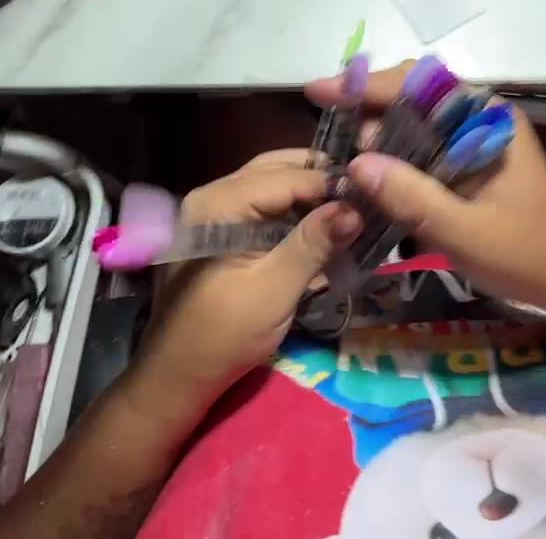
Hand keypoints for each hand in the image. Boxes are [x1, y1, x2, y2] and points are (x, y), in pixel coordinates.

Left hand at [137, 152, 360, 400]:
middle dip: (318, 179)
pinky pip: (259, 205)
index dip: (328, 183)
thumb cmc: (223, 336)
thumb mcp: (274, 291)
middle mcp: (211, 195)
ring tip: (347, 205)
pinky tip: (318, 223)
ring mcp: (211, 211)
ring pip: (269, 185)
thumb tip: (355, 208)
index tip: (370, 193)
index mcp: (218, 203)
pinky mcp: (217, 230)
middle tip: (362, 192)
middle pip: (275, 170)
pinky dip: (290, 210)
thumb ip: (312, 245)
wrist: (176, 375)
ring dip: (306, 193)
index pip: (284, 176)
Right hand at [306, 64, 545, 313]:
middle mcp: (478, 116)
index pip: (420, 84)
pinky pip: (420, 140)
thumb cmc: (528, 253)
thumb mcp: (467, 233)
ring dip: (374, 124)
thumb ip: (415, 198)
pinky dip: (389, 147)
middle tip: (322, 117)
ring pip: (413, 115)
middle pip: (412, 91)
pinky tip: (363, 165)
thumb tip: (357, 164)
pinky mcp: (465, 159)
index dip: (368, 85)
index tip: (322, 91)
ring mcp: (471, 136)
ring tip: (334, 144)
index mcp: (486, 119)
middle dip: (366, 99)